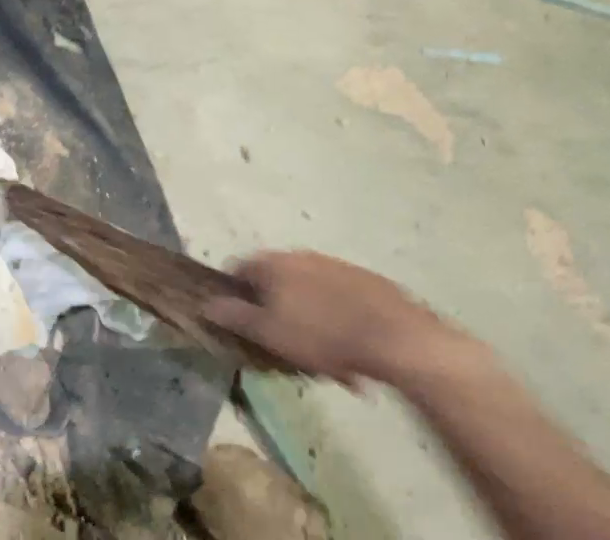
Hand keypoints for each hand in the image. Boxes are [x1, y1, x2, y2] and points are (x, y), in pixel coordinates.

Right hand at [203, 251, 459, 387]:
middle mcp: (303, 256)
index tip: (243, 323)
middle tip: (285, 342)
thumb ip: (234, 316)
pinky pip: (343, 299)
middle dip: (277, 308)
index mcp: (273, 263)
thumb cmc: (324, 336)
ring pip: (311, 290)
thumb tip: (205, 304)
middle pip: (276, 280)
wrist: (404, 342)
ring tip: (323, 354)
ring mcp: (340, 267)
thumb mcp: (269, 332)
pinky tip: (353, 348)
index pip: (237, 270)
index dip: (234, 296)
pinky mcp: (374, 283)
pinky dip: (340, 317)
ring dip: (310, 315)